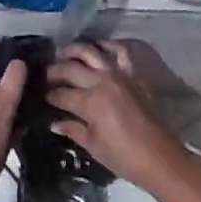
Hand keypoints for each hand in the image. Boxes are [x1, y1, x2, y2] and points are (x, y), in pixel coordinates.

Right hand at [47, 41, 185, 191]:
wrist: (158, 156)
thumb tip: (55, 123)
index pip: (61, 94)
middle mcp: (100, 81)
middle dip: (55, 71)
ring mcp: (117, 74)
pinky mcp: (132, 74)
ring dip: (74, 50)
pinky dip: (110, 44)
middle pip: (71, 69)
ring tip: (63, 53)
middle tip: (46, 75)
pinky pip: (121, 52)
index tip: (42, 96)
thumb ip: (73, 129)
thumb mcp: (93, 146)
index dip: (50, 95)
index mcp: (89, 102)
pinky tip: (99, 45)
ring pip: (91, 52)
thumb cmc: (122, 156)